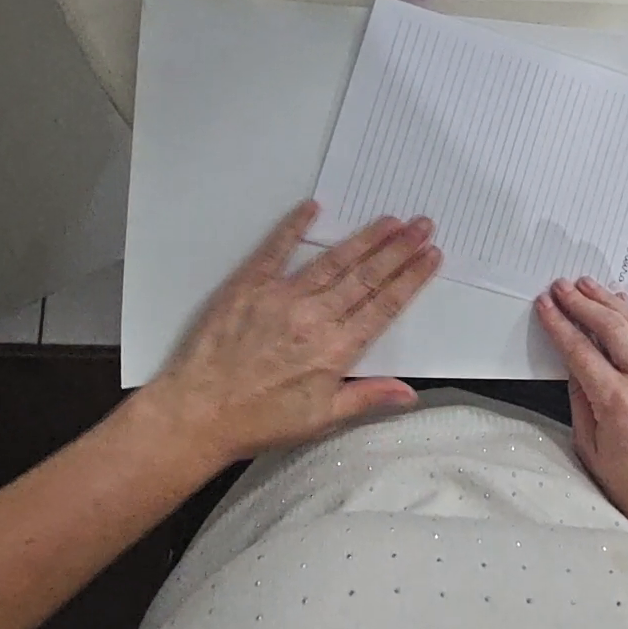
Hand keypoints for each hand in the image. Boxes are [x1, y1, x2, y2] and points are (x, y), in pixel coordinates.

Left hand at [140, 200, 441, 460]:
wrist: (196, 415)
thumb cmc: (260, 421)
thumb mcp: (321, 420)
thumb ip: (368, 398)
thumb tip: (412, 393)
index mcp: (336, 349)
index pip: (385, 305)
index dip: (412, 278)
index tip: (431, 255)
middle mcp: (315, 316)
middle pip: (368, 276)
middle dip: (400, 248)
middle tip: (423, 224)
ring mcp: (282, 297)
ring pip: (334, 260)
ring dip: (366, 238)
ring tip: (390, 219)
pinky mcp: (249, 286)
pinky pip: (276, 250)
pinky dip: (294, 226)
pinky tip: (313, 207)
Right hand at [534, 277, 627, 548]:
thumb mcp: (591, 449)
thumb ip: (580, 400)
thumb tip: (573, 363)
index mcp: (617, 403)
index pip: (580, 350)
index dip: (559, 324)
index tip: (545, 305)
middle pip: (609, 326)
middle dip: (581, 302)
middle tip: (561, 286)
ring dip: (608, 300)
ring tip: (586, 284)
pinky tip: (620, 304)